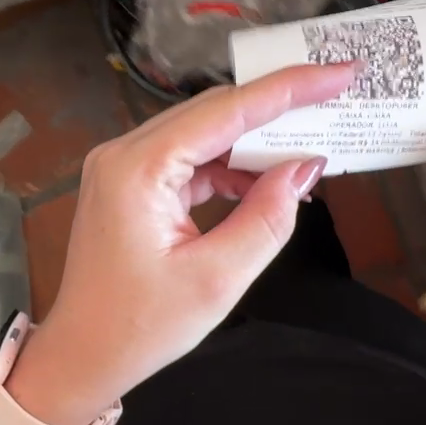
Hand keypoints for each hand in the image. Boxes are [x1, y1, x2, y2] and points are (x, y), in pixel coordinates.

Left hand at [4, 63, 354, 424]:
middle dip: (275, 110)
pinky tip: (263, 185)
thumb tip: (306, 166)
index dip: (289, 88)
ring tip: (309, 153)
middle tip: (337, 104)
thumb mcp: (217, 278)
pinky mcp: (125, 186)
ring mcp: (119, 168)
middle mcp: (121, 154)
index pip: (225, 112)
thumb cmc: (141, 326)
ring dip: (252, 144)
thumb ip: (267, 217)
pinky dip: (226, 170)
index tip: (342, 71)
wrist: (83, 354)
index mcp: (137, 169)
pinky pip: (185, 162)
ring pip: (199, 135)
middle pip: (210, 114)